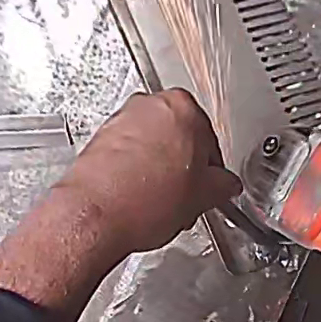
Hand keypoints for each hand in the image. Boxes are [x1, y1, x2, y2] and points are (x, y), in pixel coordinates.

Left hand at [0, 91, 240, 321]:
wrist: (95, 216)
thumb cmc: (142, 201)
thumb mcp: (201, 198)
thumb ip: (221, 186)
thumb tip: (225, 185)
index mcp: (184, 108)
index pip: (210, 141)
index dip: (211, 172)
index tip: (209, 188)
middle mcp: (150, 105)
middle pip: (180, 139)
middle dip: (185, 170)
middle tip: (186, 199)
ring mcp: (122, 120)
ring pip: (153, 146)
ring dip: (160, 173)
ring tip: (160, 204)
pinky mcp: (101, 139)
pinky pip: (129, 155)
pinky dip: (136, 174)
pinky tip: (139, 201)